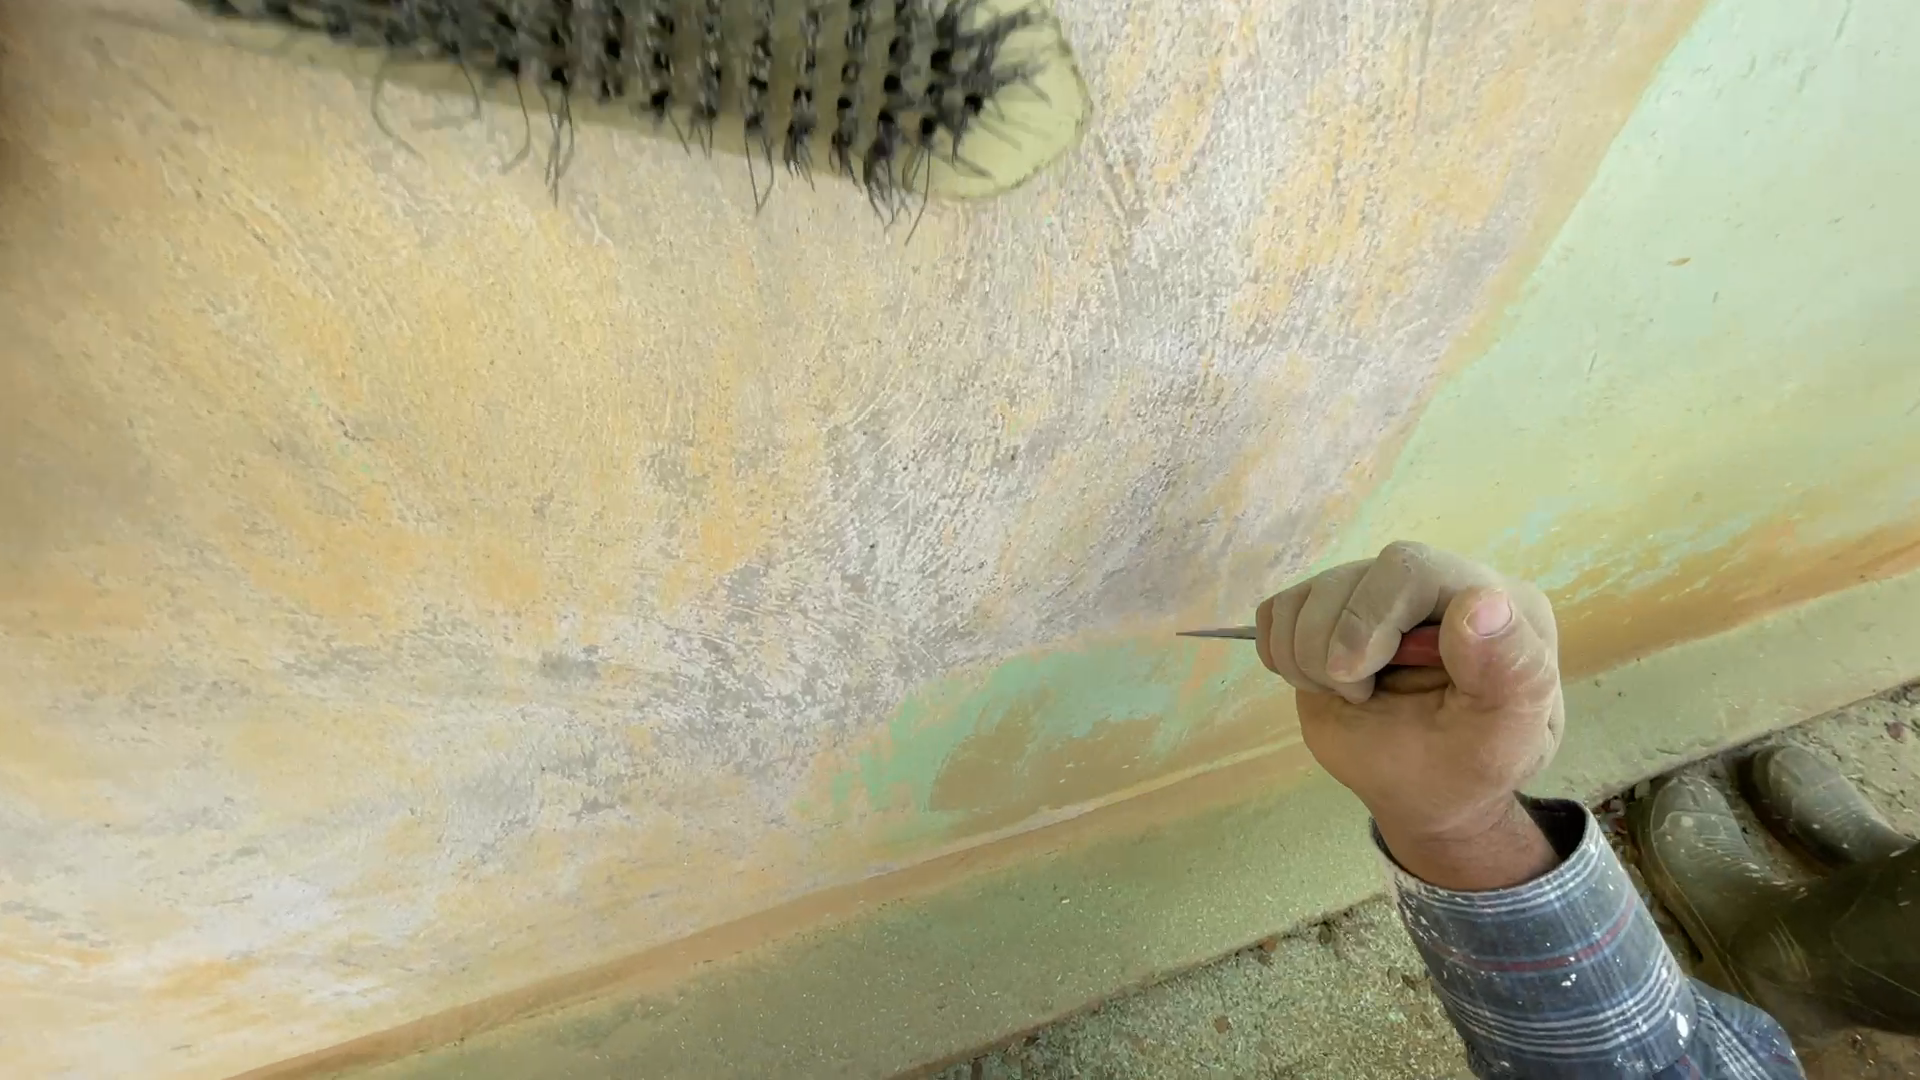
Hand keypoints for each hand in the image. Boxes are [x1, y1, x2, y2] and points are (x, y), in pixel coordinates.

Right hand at [1256, 541, 1564, 888]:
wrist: (1418, 787)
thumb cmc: (1464, 765)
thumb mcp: (1506, 739)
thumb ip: (1512, 673)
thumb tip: (1481, 601)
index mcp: (1489, 598)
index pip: (1409, 569)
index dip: (1368, 618)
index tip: (1357, 678)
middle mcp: (1424, 583)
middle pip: (1344, 581)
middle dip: (1332, 649)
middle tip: (1356, 696)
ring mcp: (1366, 592)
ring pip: (1302, 598)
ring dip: (1306, 660)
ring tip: (1346, 694)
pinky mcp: (1318, 610)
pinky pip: (1275, 610)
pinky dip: (1281, 653)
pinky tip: (1318, 681)